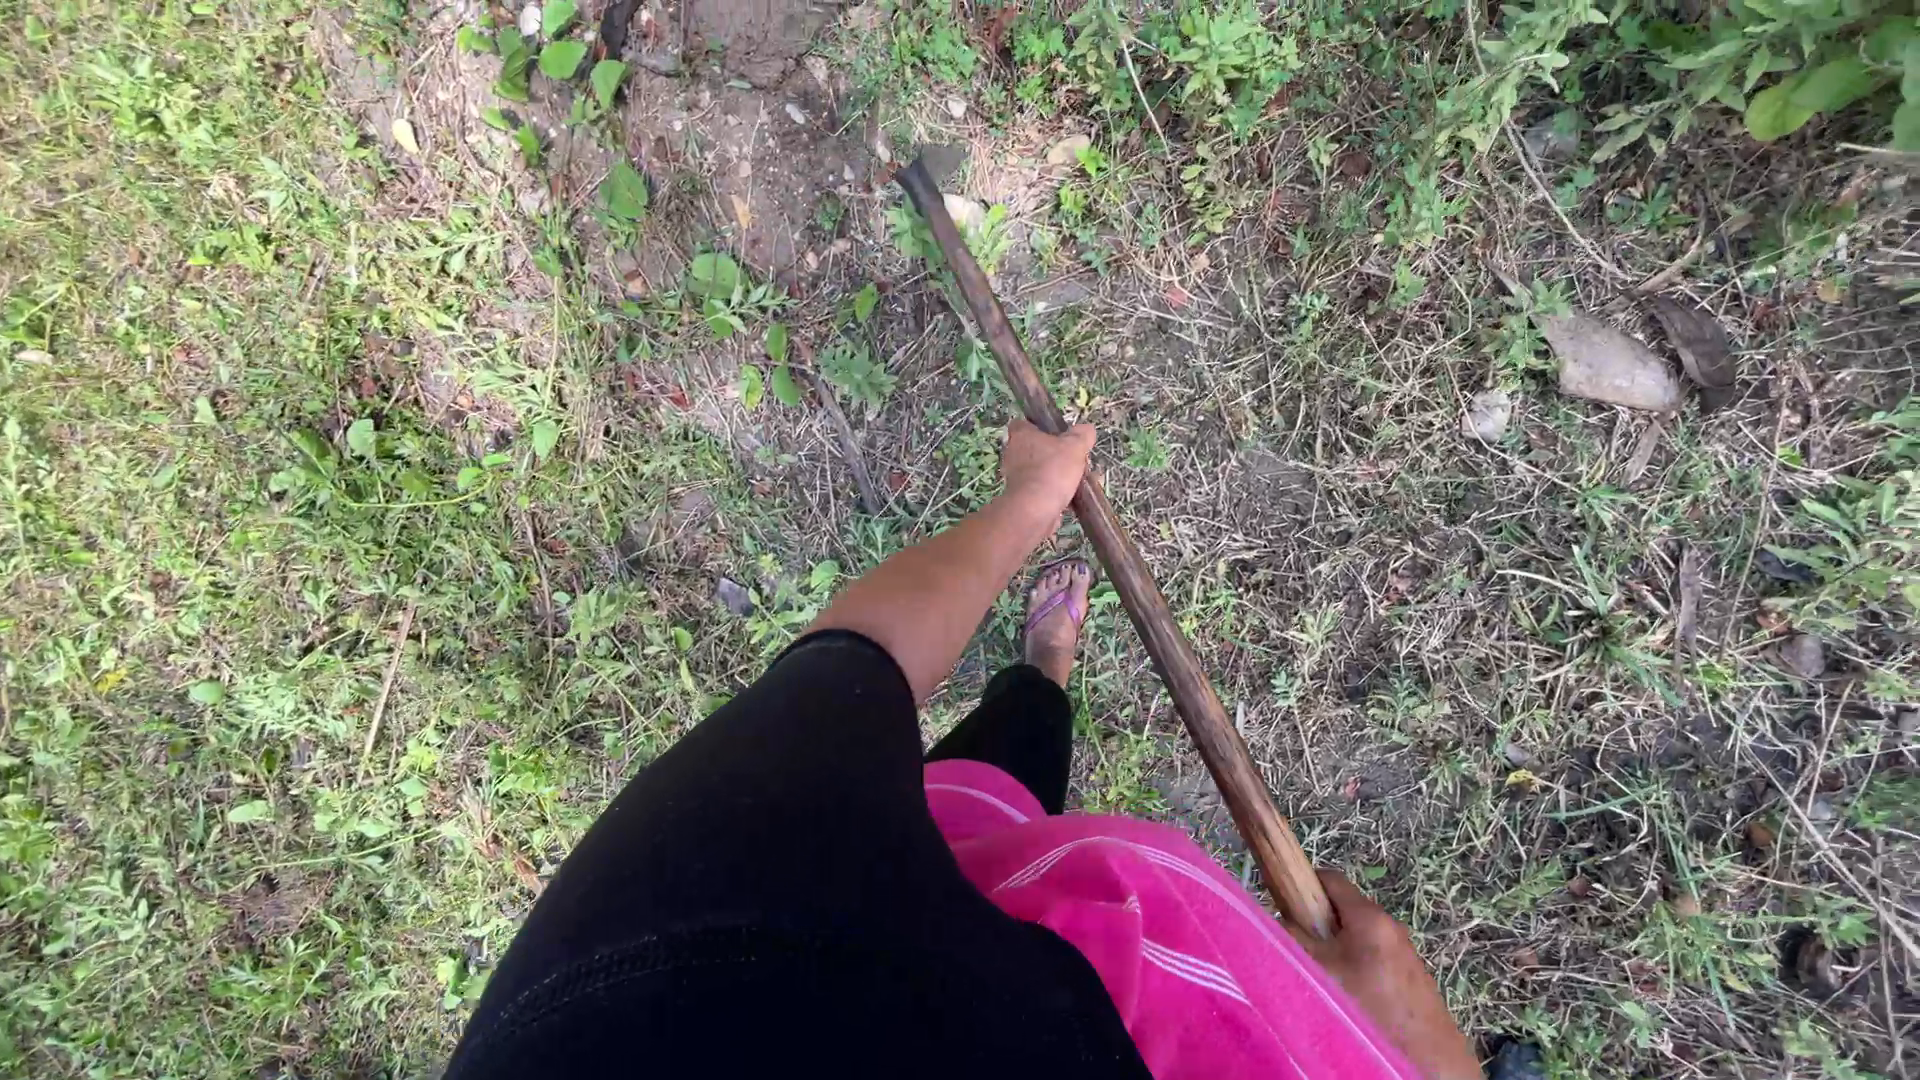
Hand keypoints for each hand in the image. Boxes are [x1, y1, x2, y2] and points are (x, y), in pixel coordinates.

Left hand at [999, 418, 1094, 528]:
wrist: (1035, 509)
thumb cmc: (1052, 470)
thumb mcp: (1074, 446)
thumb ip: (1082, 435)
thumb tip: (1086, 429)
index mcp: (1021, 435)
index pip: (1021, 423)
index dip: (1037, 425)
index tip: (1054, 433)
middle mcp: (1013, 454)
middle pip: (1034, 448)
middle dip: (1053, 453)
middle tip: (1073, 458)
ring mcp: (1015, 477)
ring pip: (1038, 470)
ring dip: (1056, 474)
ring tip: (1078, 479)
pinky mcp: (1020, 497)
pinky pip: (1040, 489)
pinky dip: (1054, 492)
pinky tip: (1072, 497)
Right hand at [1288, 872, 1480, 1079]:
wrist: (1431, 1068)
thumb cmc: (1368, 1009)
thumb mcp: (1316, 969)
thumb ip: (1292, 935)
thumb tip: (1283, 920)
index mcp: (1370, 916)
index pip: (1328, 878)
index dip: (1302, 887)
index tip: (1286, 911)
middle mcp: (1392, 928)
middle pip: (1341, 912)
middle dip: (1318, 928)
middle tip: (1305, 956)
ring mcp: (1407, 956)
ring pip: (1356, 941)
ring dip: (1338, 955)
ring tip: (1329, 986)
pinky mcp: (1415, 983)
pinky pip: (1374, 964)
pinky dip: (1358, 975)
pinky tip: (1355, 1005)